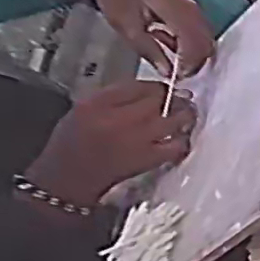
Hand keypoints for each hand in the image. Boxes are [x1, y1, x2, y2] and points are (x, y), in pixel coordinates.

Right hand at [23, 80, 195, 207]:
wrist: (71, 174)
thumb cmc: (74, 142)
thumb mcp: (83, 109)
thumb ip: (113, 97)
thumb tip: (147, 92)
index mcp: (98, 103)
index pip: (136, 86)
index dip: (156, 86)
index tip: (164, 88)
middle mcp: (118, 118)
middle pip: (158, 100)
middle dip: (174, 98)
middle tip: (182, 99)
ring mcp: (137, 139)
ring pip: (173, 120)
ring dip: (185, 115)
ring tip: (188, 114)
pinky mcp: (150, 158)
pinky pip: (177, 145)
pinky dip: (183, 139)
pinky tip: (181, 137)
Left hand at [62, 0, 216, 75]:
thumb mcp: (127, 28)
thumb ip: (150, 52)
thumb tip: (168, 74)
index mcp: (175, 9)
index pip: (194, 44)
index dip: (188, 64)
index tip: (175, 77)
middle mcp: (191, 10)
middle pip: (205, 45)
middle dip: (193, 63)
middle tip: (174, 72)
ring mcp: (194, 11)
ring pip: (206, 43)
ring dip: (191, 55)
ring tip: (166, 51)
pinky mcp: (192, 13)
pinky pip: (200, 36)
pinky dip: (190, 46)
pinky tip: (169, 41)